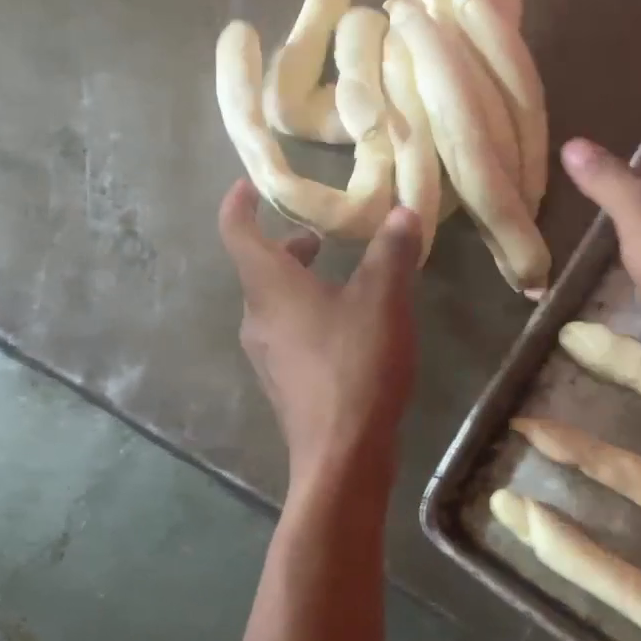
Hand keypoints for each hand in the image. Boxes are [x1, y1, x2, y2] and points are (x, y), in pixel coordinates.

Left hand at [217, 181, 422, 492]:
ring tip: (344, 286)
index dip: (241, 201)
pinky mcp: (285, 389)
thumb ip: (392, 252)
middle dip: (288, 250)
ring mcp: (266, 359)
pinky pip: (290, 341)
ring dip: (302, 289)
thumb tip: (403, 212)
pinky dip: (310, 323)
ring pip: (276, 309)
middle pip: (259, 271)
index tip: (253, 185)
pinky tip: (349, 337)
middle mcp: (256, 319)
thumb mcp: (384, 300)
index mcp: (269, 286)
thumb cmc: (356, 366)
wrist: (342, 455)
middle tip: (322, 239)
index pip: (237, 229)